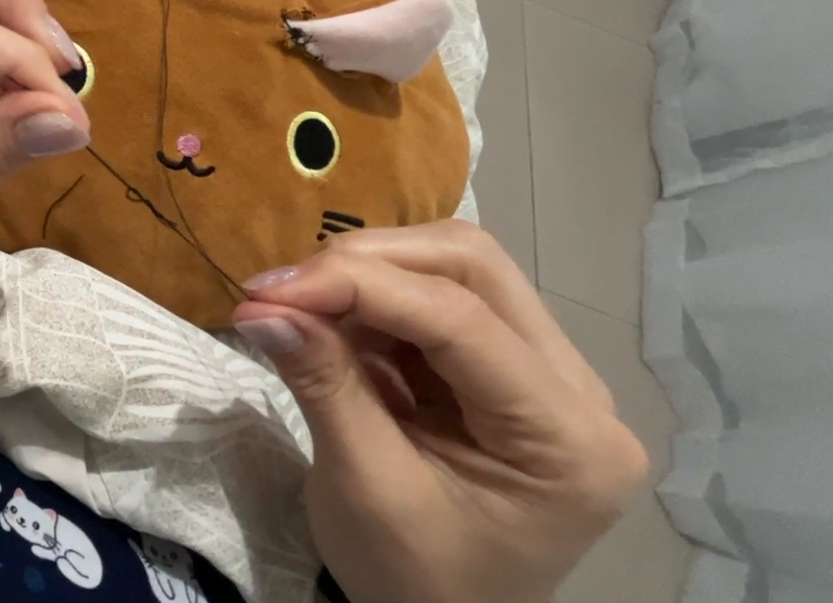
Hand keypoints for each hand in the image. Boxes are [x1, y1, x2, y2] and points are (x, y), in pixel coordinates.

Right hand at [231, 221, 648, 602]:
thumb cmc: (413, 576)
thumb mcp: (364, 487)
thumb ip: (322, 384)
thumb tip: (259, 306)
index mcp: (566, 439)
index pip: (460, 318)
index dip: (356, 285)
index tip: (264, 290)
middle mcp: (573, 388)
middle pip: (470, 265)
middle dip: (365, 261)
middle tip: (283, 290)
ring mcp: (540, 370)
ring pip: (448, 267)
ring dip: (362, 277)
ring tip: (301, 315)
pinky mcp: (497, 364)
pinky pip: (429, 296)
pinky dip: (365, 300)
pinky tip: (331, 332)